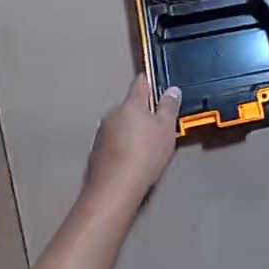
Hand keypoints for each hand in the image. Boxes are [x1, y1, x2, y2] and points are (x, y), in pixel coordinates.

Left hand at [83, 76, 181, 206]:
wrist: (115, 186)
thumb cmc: (146, 153)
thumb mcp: (166, 129)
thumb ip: (169, 107)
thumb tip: (172, 89)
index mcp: (131, 103)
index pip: (141, 82)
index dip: (150, 81)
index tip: (158, 85)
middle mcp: (113, 112)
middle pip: (130, 106)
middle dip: (142, 112)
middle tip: (158, 126)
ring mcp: (102, 131)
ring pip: (121, 124)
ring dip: (131, 129)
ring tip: (145, 147)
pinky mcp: (96, 150)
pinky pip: (113, 141)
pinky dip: (122, 145)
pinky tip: (131, 159)